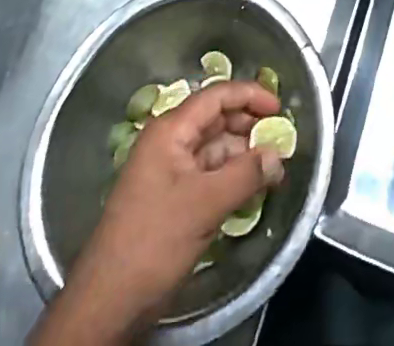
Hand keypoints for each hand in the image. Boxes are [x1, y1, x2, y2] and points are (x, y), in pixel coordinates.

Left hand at [46, 81, 283, 341]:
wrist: (111, 296)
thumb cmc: (154, 240)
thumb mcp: (205, 203)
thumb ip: (246, 175)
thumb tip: (277, 156)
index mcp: (170, 130)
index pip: (216, 97)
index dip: (249, 96)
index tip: (280, 108)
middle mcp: (170, 142)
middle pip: (216, 119)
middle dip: (250, 126)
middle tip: (282, 139)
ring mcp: (171, 169)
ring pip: (215, 147)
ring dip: (244, 154)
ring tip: (275, 166)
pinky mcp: (175, 196)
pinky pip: (210, 173)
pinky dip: (233, 175)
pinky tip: (255, 186)